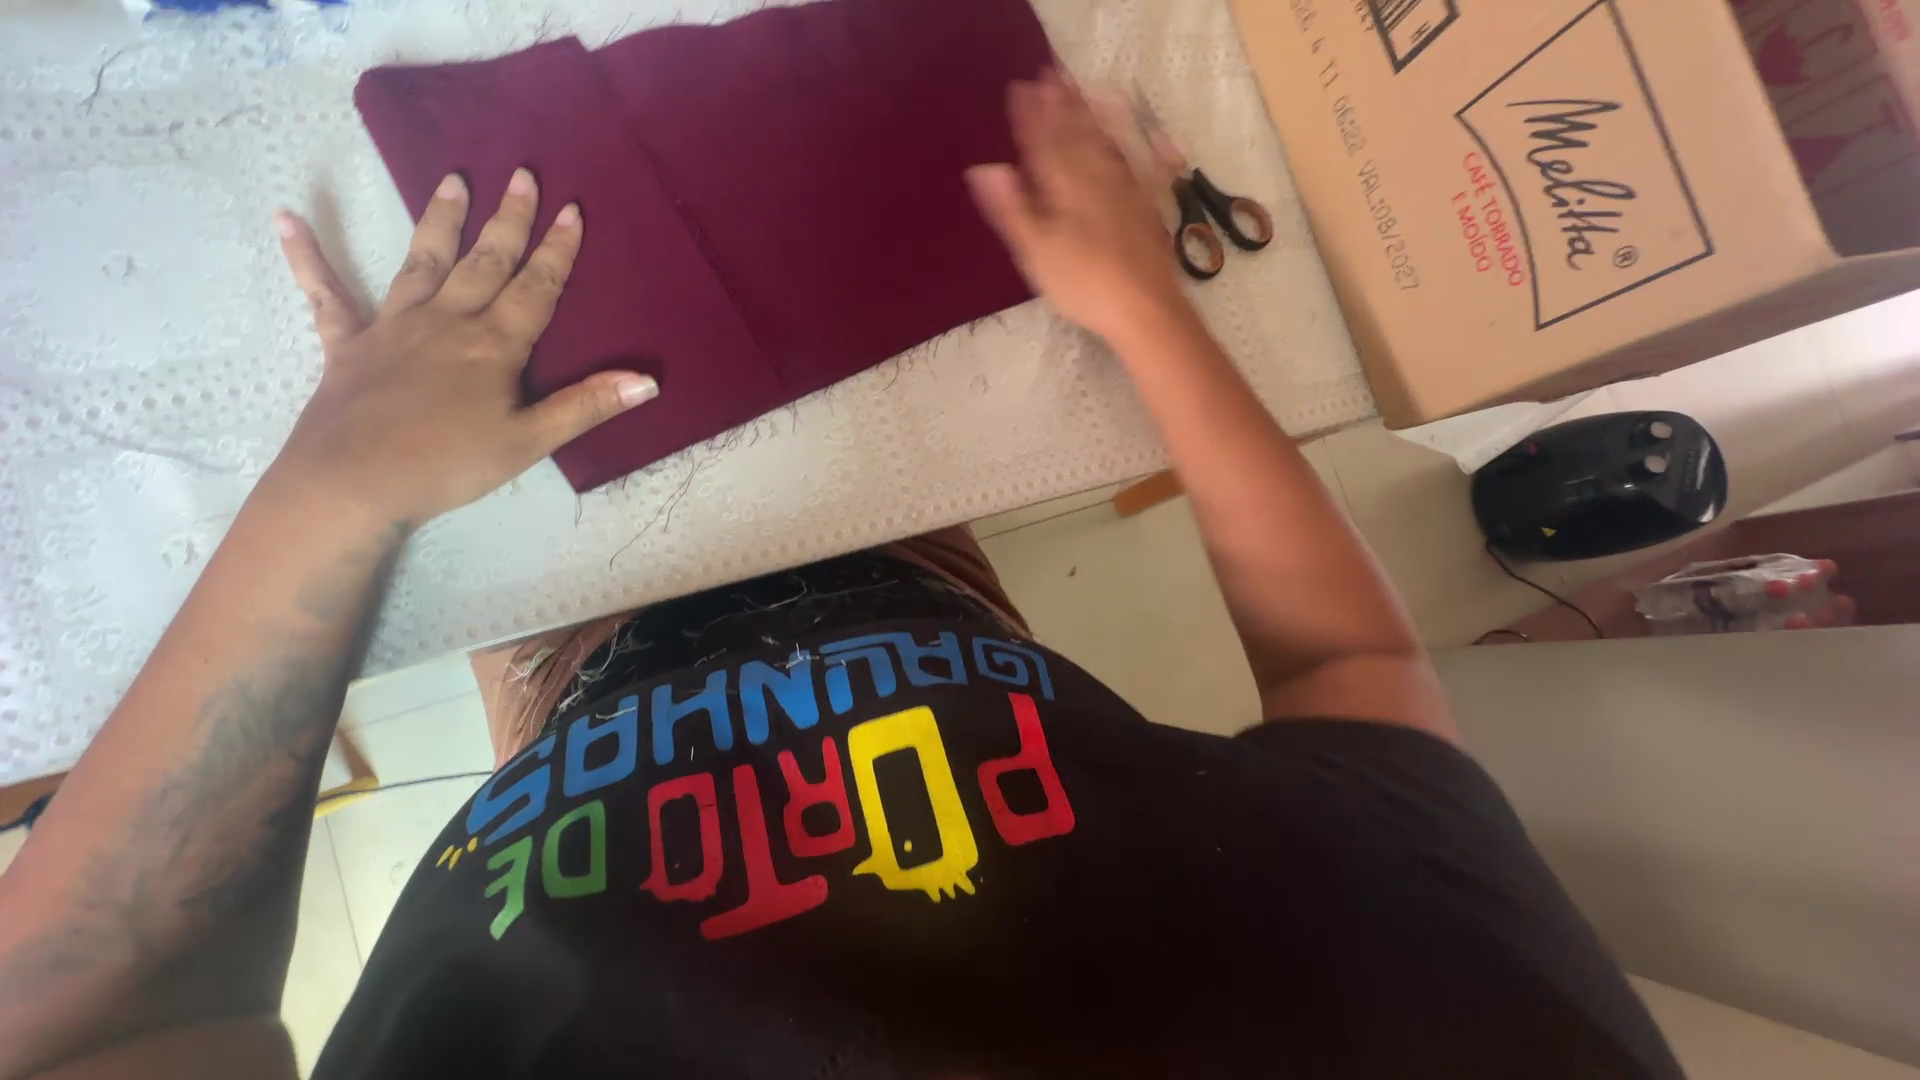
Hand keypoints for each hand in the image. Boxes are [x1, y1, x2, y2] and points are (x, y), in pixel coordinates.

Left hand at [270, 169, 657, 528]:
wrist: (351, 484)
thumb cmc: (450, 464)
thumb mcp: (530, 441)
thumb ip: (586, 405)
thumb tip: (647, 381)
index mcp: (493, 345)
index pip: (536, 288)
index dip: (557, 250)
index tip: (571, 210)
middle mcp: (446, 321)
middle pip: (485, 262)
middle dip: (508, 220)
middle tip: (522, 175)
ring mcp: (392, 327)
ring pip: (422, 262)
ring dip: (440, 220)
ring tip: (452, 179)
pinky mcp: (347, 345)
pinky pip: (327, 295)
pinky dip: (308, 258)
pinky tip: (287, 219)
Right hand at [966, 71, 1189, 343]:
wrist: (1143, 307)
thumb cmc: (1083, 284)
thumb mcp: (1036, 252)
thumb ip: (1012, 209)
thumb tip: (984, 170)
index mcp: (1064, 188)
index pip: (1043, 143)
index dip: (1032, 116)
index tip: (1021, 89)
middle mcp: (1095, 179)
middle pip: (1076, 135)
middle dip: (1062, 106)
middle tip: (1052, 76)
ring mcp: (1125, 190)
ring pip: (1105, 143)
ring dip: (1092, 116)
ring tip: (1084, 91)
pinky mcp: (1146, 206)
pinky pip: (1136, 163)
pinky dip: (1130, 144)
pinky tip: (1132, 137)